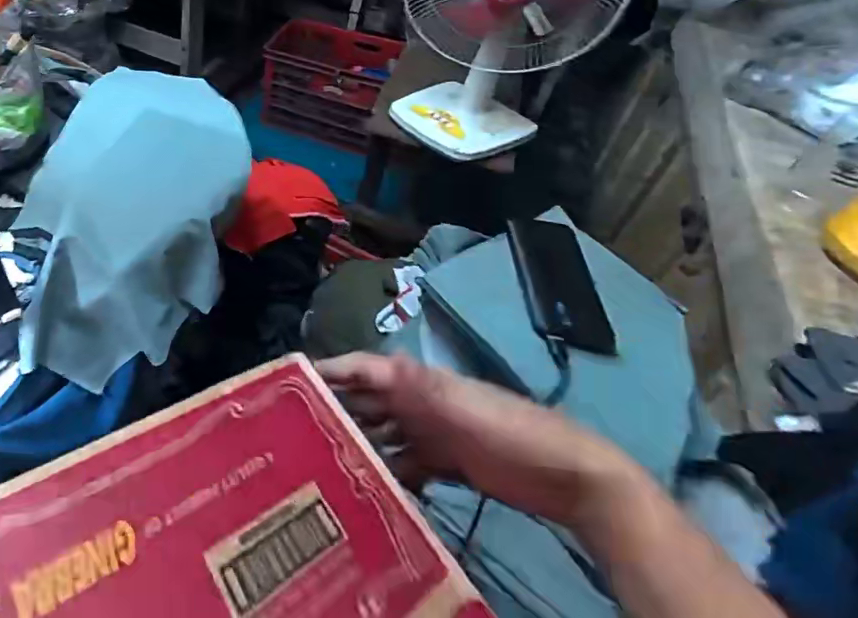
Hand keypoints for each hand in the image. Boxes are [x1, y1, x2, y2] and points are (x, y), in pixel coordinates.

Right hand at [316, 352, 636, 529]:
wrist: (564, 475)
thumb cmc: (510, 432)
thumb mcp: (463, 407)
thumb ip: (419, 388)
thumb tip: (372, 363)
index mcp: (420, 381)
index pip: (366, 370)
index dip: (332, 370)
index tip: (293, 380)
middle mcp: (420, 403)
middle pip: (368, 402)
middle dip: (336, 410)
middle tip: (293, 431)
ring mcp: (433, 435)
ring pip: (383, 436)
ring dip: (358, 446)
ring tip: (318, 466)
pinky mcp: (446, 466)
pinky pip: (405, 467)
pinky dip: (387, 476)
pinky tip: (366, 494)